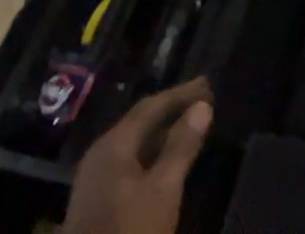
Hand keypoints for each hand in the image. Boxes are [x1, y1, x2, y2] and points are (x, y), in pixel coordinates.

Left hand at [65, 78, 213, 233]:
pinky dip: (154, 154)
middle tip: (204, 101)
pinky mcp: (99, 199)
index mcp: (113, 145)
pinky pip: (131, 162)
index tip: (207, 85)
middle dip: (172, 109)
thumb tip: (202, 106)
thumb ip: (181, 147)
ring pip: (136, 144)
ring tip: (193, 125)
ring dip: (164, 132)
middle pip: (140, 122)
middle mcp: (101, 154)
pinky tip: (170, 161)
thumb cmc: (130, 230)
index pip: (149, 107)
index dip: (180, 94)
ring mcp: (97, 178)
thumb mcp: (163, 189)